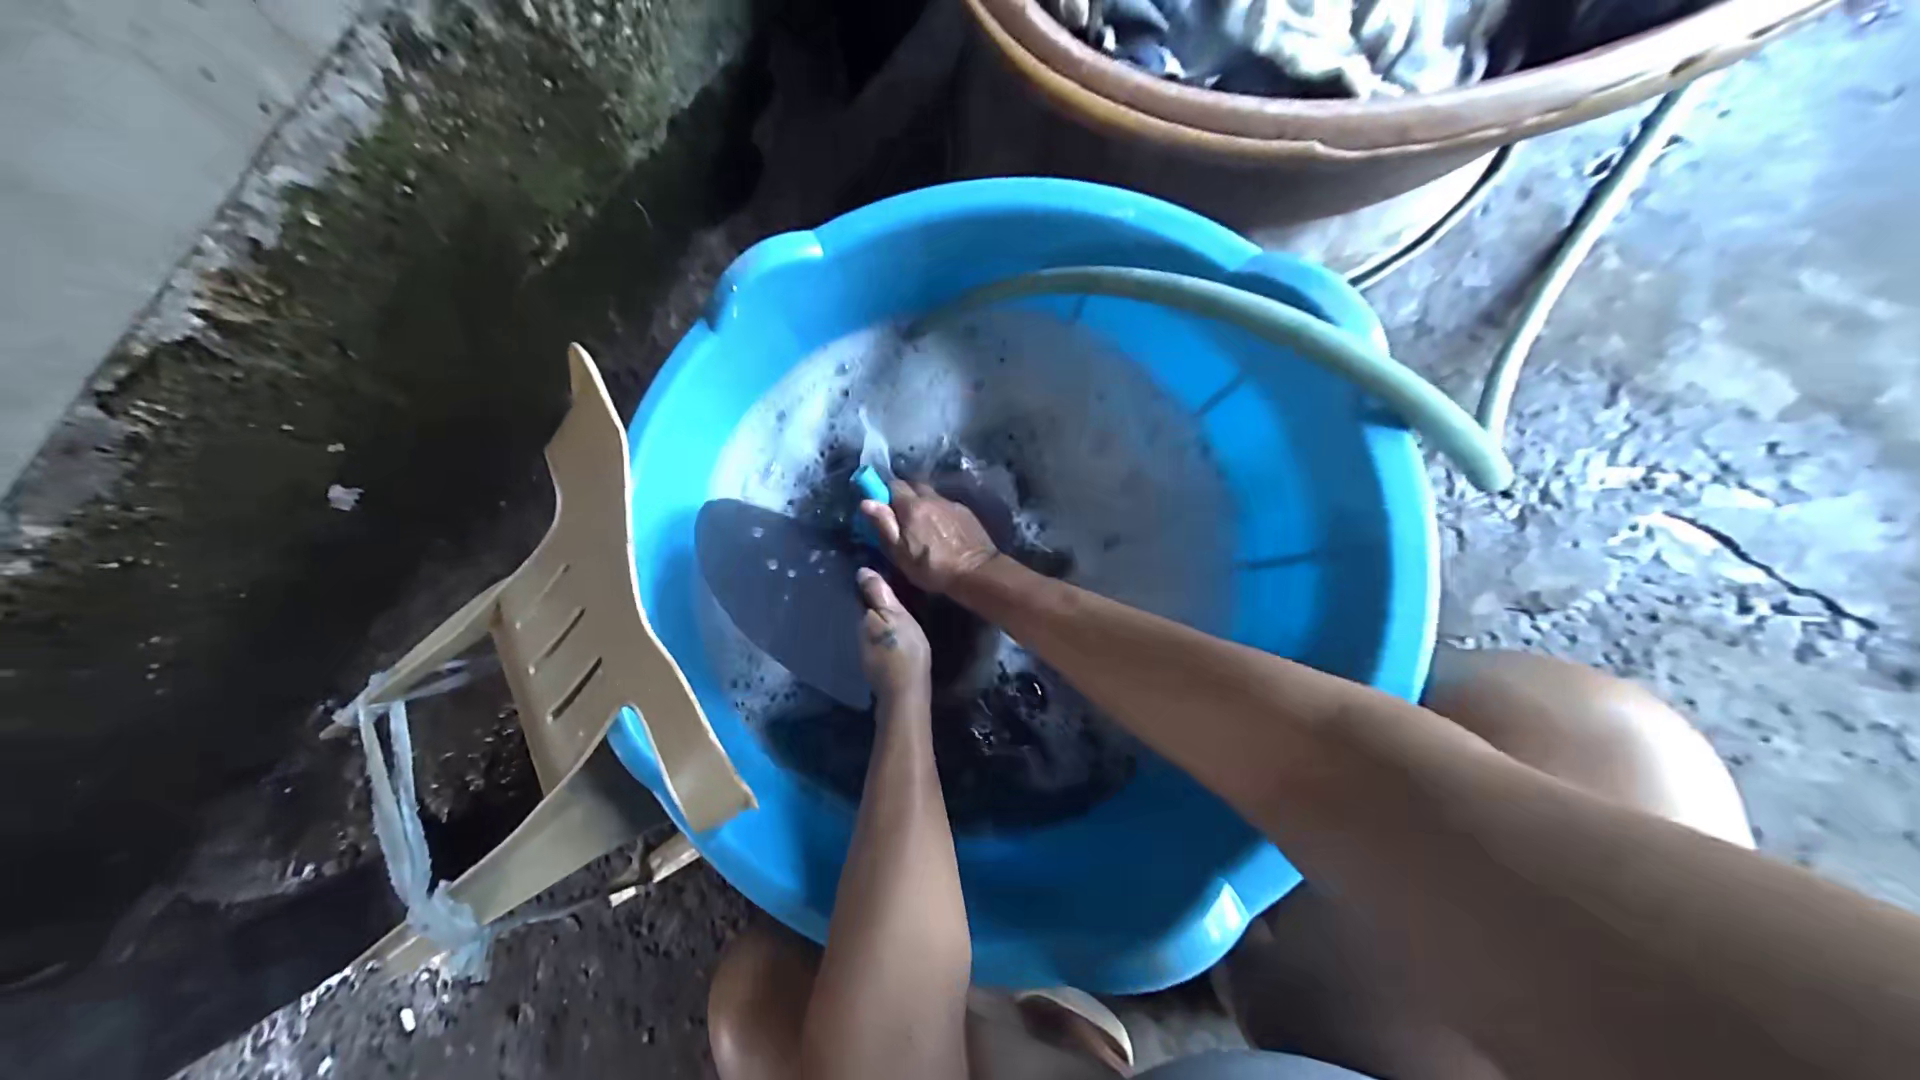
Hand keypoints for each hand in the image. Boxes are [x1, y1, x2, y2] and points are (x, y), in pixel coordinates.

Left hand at [856, 568, 931, 705]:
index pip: (858, 595)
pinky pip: (874, 643)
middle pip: (863, 613)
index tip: (875, 575)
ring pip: (868, 629)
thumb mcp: (896, 616)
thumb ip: (879, 595)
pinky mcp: (873, 667)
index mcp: (862, 619)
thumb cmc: (904, 649)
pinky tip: (890, 636)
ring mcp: (864, 653)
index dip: (866, 585)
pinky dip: (880, 636)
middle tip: (886, 591)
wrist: (905, 693)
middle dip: (871, 603)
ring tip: (889, 612)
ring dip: (876, 621)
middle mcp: (857, 634)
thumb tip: (860, 570)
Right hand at [859, 481, 999, 594]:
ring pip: (931, 495)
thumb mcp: (900, 552)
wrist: (976, 572)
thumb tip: (866, 502)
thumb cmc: (932, 567)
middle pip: (913, 486)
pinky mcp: (966, 513)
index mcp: (913, 506)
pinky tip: (940, 529)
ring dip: (922, 503)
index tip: (881, 507)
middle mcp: (933, 498)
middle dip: (903, 495)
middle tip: (899, 516)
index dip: (884, 493)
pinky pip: (945, 505)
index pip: (893, 485)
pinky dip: (938, 511)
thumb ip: (884, 525)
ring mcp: (952, 504)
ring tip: (920, 524)